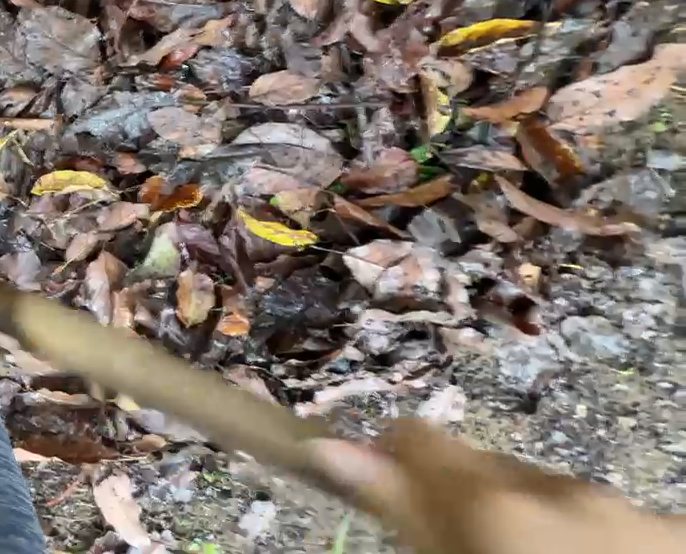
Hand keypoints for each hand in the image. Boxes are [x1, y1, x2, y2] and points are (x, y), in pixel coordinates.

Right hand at [314, 421, 685, 553]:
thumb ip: (398, 510)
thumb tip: (327, 448)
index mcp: (488, 499)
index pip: (411, 435)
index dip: (395, 461)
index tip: (395, 495)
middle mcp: (553, 486)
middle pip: (484, 467)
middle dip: (474, 499)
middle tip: (478, 551)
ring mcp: (631, 511)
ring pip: (553, 495)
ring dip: (540, 523)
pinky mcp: (677, 531)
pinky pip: (615, 518)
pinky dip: (595, 540)